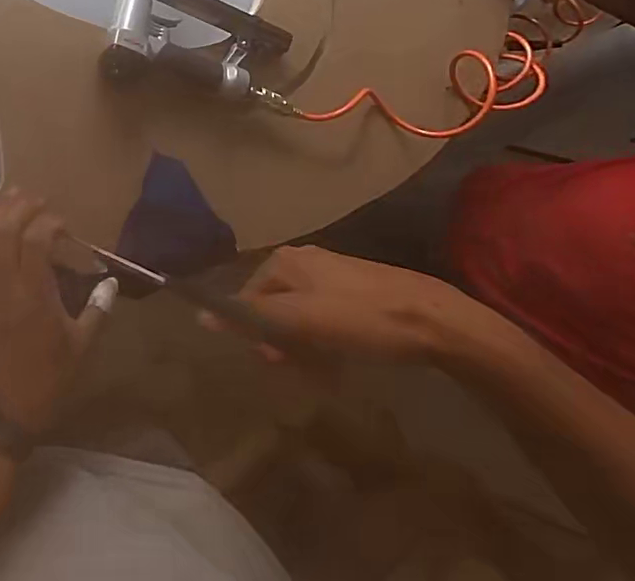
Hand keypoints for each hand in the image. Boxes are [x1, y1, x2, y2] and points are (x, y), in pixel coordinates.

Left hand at [0, 188, 115, 432]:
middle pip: (3, 229)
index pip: (34, 240)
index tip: (65, 226)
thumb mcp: (81, 346)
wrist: (2, 410)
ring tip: (12, 198)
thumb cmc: (46, 377)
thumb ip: (97, 309)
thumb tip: (109, 282)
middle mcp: (3, 284)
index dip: (49, 222)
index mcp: (32, 294)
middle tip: (38, 199)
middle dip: (19, 206)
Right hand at [205, 246, 493, 363]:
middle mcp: (306, 261)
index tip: (271, 360)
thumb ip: (254, 316)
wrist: (431, 318)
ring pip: (300, 316)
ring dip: (304, 347)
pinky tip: (339, 363)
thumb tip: (202, 312)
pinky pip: (324, 318)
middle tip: (299, 370)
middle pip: (274, 306)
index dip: (254, 331)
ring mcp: (332, 275)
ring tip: (322, 373)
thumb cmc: (361, 318)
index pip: (249, 297)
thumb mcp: (301, 319)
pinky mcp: (355, 291)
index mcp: (288, 260)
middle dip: (282, 342)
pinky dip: (325, 342)